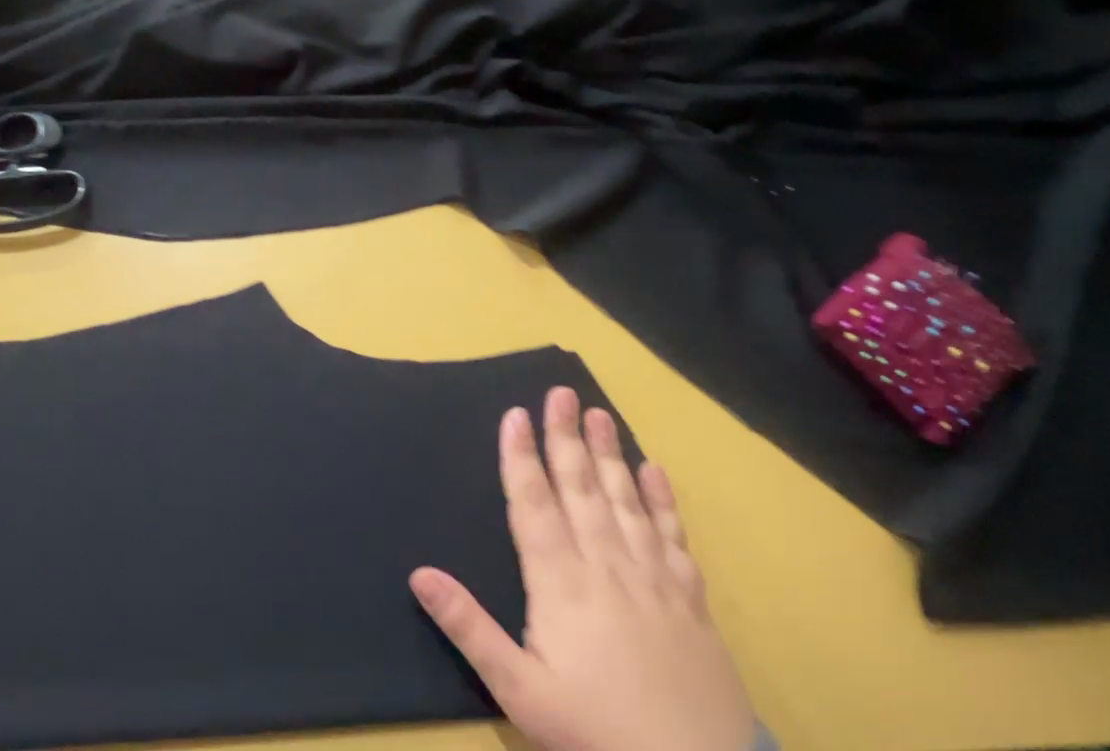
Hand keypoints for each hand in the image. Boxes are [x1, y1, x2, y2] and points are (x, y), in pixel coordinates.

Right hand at [410, 386, 754, 750]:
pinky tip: (655, 470)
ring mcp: (654, 578)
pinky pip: (674, 535)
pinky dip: (664, 499)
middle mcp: (607, 566)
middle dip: (565, 438)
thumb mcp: (518, 689)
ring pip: (626, 501)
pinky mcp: (690, 598)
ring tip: (600, 413)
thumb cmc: (594, 731)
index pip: (534, 505)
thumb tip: (419, 574)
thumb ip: (468, 627)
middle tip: (560, 392)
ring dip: (610, 454)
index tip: (515, 415)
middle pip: (581, 489)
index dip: (521, 458)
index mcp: (560, 584)